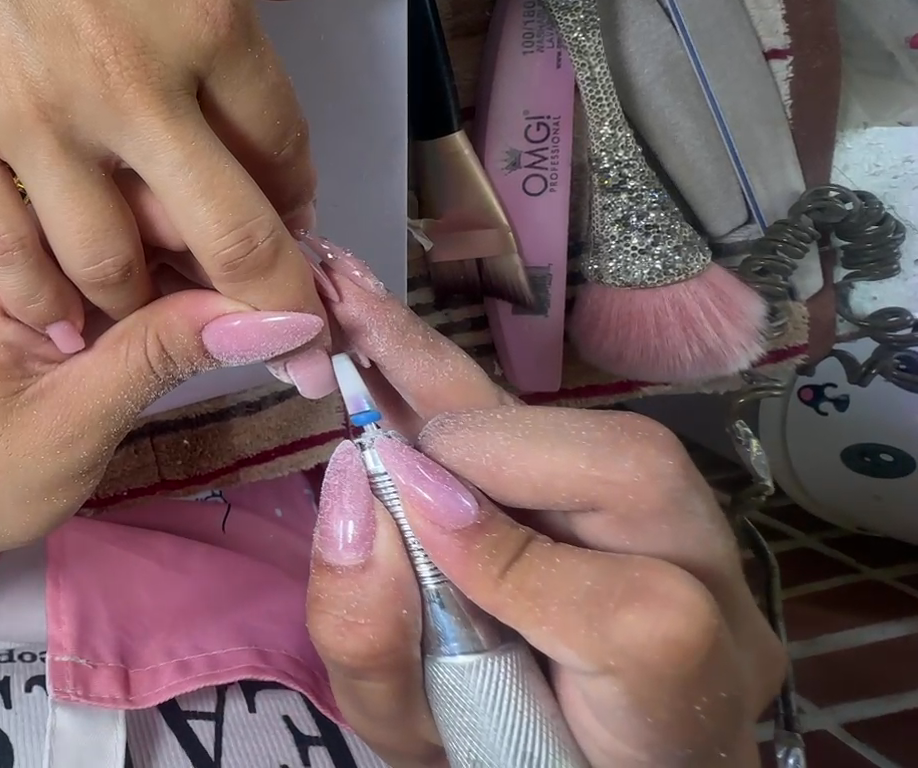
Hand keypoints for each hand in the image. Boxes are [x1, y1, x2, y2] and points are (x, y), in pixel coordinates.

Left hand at [0, 245, 330, 576]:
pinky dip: (186, 303)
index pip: (125, 214)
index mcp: (6, 258)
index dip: (221, 242)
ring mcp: (40, 264)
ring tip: (295, 315)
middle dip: (228, 261)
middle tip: (316, 302)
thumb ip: (163, 356)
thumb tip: (280, 315)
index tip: (308, 282)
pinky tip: (241, 319)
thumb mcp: (75, 420)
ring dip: (217, 282)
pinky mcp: (57, 294)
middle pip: (139, 222)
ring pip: (145, 250)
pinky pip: (131, 281)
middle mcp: (22, 240)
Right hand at [304, 243, 783, 765]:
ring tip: (355, 334)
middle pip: (641, 480)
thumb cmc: (479, 748)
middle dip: (482, 437)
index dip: (503, 553)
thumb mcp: (402, 729)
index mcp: (669, 711)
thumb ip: (368, 636)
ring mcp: (682, 542)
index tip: (387, 500)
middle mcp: (707, 610)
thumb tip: (349, 485)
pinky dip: (450, 378)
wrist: (548, 738)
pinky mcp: (628, 490)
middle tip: (361, 404)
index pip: (638, 618)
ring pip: (606, 434)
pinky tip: (375, 331)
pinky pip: (553, 417)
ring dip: (457, 388)